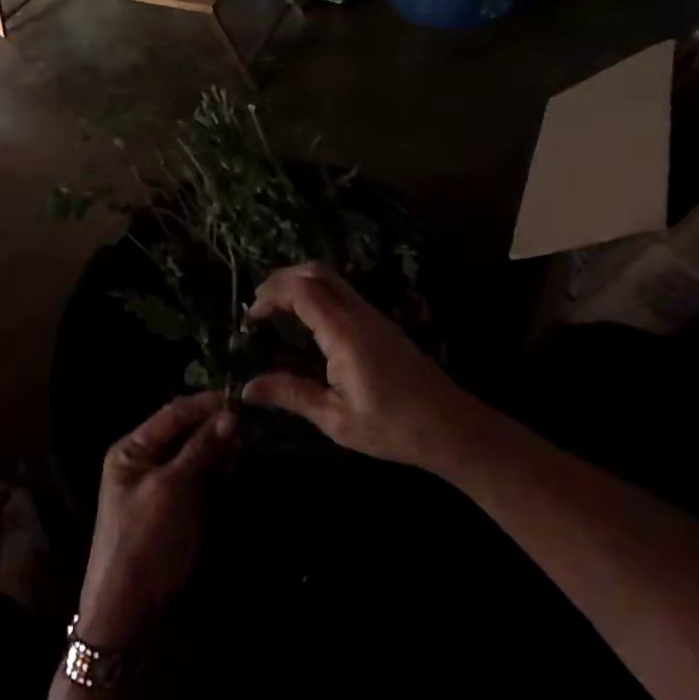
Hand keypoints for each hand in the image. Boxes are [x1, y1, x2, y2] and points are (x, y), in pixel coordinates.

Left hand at [76, 391, 236, 648]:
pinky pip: (202, 476)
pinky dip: (219, 470)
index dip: (204, 404)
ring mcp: (164, 482)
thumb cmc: (143, 540)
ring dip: (220, 447)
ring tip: (245, 442)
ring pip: (198, 453)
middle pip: (186, 431)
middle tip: (249, 422)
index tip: (239, 396)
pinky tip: (236, 466)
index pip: (172, 414)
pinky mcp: (180, 504)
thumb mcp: (171, 490)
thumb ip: (199, 450)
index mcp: (132, 449)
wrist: (129, 605)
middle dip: (215, 426)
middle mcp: (147, 459)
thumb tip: (230, 415)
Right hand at [242, 262, 481, 469]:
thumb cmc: (393, 427)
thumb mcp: (335, 419)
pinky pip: (342, 294)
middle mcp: (358, 314)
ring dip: (298, 285)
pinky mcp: (380, 324)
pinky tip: (306, 327)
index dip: (270, 295)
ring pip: (331, 278)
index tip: (251, 319)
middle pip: (315, 272)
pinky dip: (316, 296)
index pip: (301, 291)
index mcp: (344, 333)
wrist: (452, 427)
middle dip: (280, 280)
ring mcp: (373, 315)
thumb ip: (291, 396)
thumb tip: (247, 389)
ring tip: (276, 314)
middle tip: (259, 307)